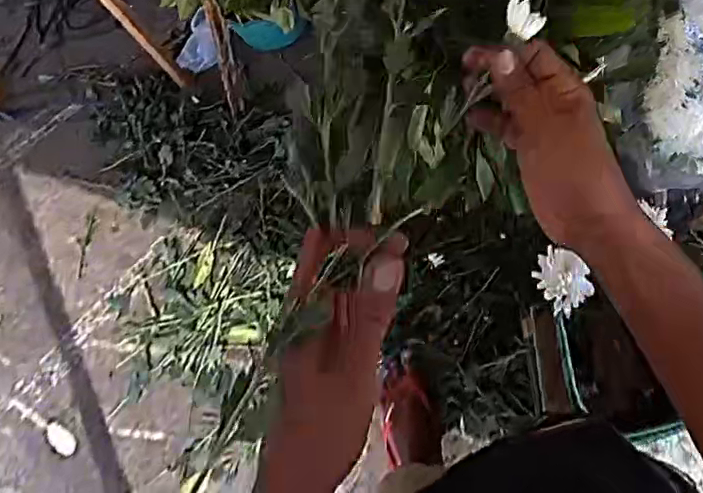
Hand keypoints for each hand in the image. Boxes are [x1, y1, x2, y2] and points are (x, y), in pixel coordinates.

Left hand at [256, 228, 405, 492]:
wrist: (298, 478)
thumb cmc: (322, 426)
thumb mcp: (354, 368)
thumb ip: (372, 312)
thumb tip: (391, 257)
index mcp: (302, 308)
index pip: (322, 245)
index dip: (356, 234)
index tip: (393, 241)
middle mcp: (305, 308)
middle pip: (333, 256)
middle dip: (368, 244)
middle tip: (404, 248)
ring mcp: (315, 322)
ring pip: (342, 276)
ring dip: (370, 265)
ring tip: (401, 261)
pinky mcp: (327, 338)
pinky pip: (348, 299)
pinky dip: (368, 290)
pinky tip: (387, 292)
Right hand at [463, 42, 643, 254]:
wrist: (589, 222)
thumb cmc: (571, 168)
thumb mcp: (543, 125)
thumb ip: (520, 90)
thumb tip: (500, 53)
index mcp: (564, 87)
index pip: (533, 54)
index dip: (505, 51)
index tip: (473, 57)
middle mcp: (552, 99)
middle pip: (519, 73)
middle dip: (493, 69)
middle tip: (463, 71)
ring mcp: (541, 123)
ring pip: (511, 98)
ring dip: (488, 92)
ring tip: (463, 91)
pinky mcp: (530, 145)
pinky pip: (507, 124)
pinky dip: (490, 119)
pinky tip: (471, 118)